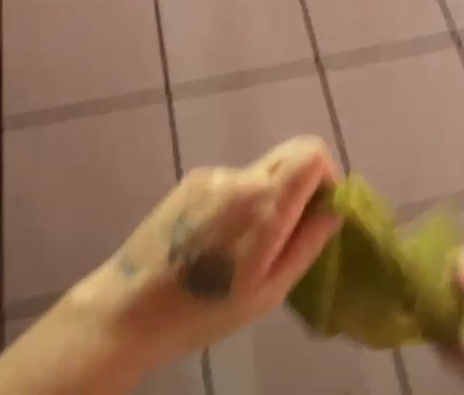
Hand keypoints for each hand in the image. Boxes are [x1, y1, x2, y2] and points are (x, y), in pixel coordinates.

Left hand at [75, 137, 343, 378]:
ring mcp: (211, 175)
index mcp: (262, 202)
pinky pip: (235, 182)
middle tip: (292, 232)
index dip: (328, 177)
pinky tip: (220, 243)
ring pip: (262, 171)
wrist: (128, 308)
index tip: (321, 213)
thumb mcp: (269, 291)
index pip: (312, 152)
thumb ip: (307, 242)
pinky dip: (243, 202)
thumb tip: (335, 209)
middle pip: (290, 153)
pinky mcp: (191, 180)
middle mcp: (238, 176)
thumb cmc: (204, 312)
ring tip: (247, 249)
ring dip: (270, 198)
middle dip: (304, 185)